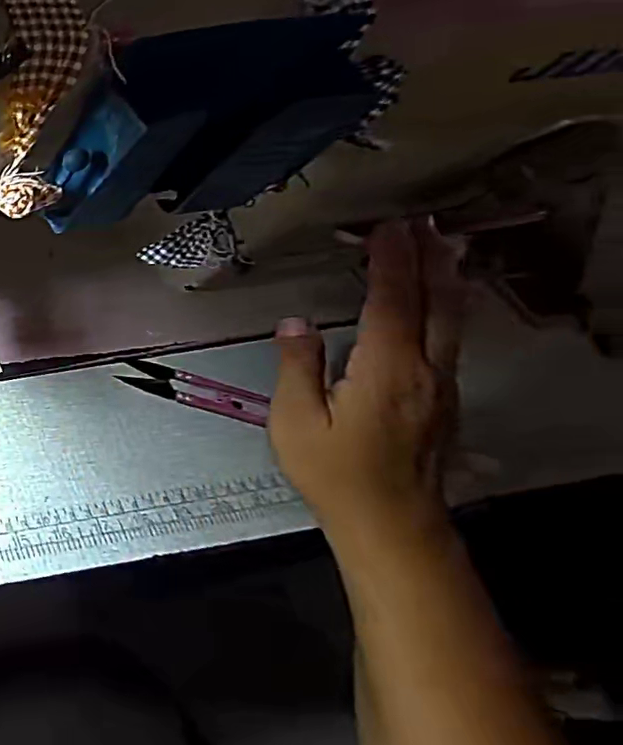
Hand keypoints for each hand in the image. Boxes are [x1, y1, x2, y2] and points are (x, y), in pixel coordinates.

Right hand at [270, 218, 466, 541]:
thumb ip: (298, 367)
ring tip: (440, 248)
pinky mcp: (442, 399)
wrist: (389, 519)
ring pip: (451, 321)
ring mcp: (442, 387)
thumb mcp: (294, 419)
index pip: (391, 305)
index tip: (388, 230)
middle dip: (429, 261)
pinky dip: (443, 308)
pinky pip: (448, 340)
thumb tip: (296, 323)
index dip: (390, 265)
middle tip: (423, 225)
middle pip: (436, 306)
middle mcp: (427, 373)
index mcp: (387, 373)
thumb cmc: (332, 470)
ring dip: (444, 281)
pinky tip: (437, 301)